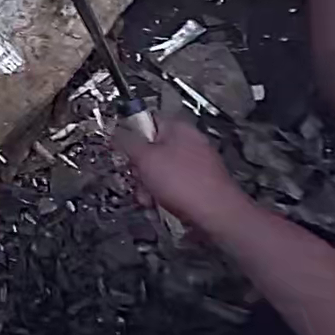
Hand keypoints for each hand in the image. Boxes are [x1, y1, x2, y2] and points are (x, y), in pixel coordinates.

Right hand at [113, 113, 253, 231]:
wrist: (217, 216)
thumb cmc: (183, 182)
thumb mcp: (144, 157)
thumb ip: (127, 141)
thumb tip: (117, 131)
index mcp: (178, 128)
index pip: (145, 119)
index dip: (129, 133)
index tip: (120, 147)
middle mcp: (189, 141)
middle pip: (150, 146)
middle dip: (138, 165)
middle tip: (137, 175)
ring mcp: (195, 163)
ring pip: (158, 167)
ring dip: (146, 182)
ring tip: (148, 195)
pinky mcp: (199, 183)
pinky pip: (171, 182)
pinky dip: (161, 192)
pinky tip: (158, 203)